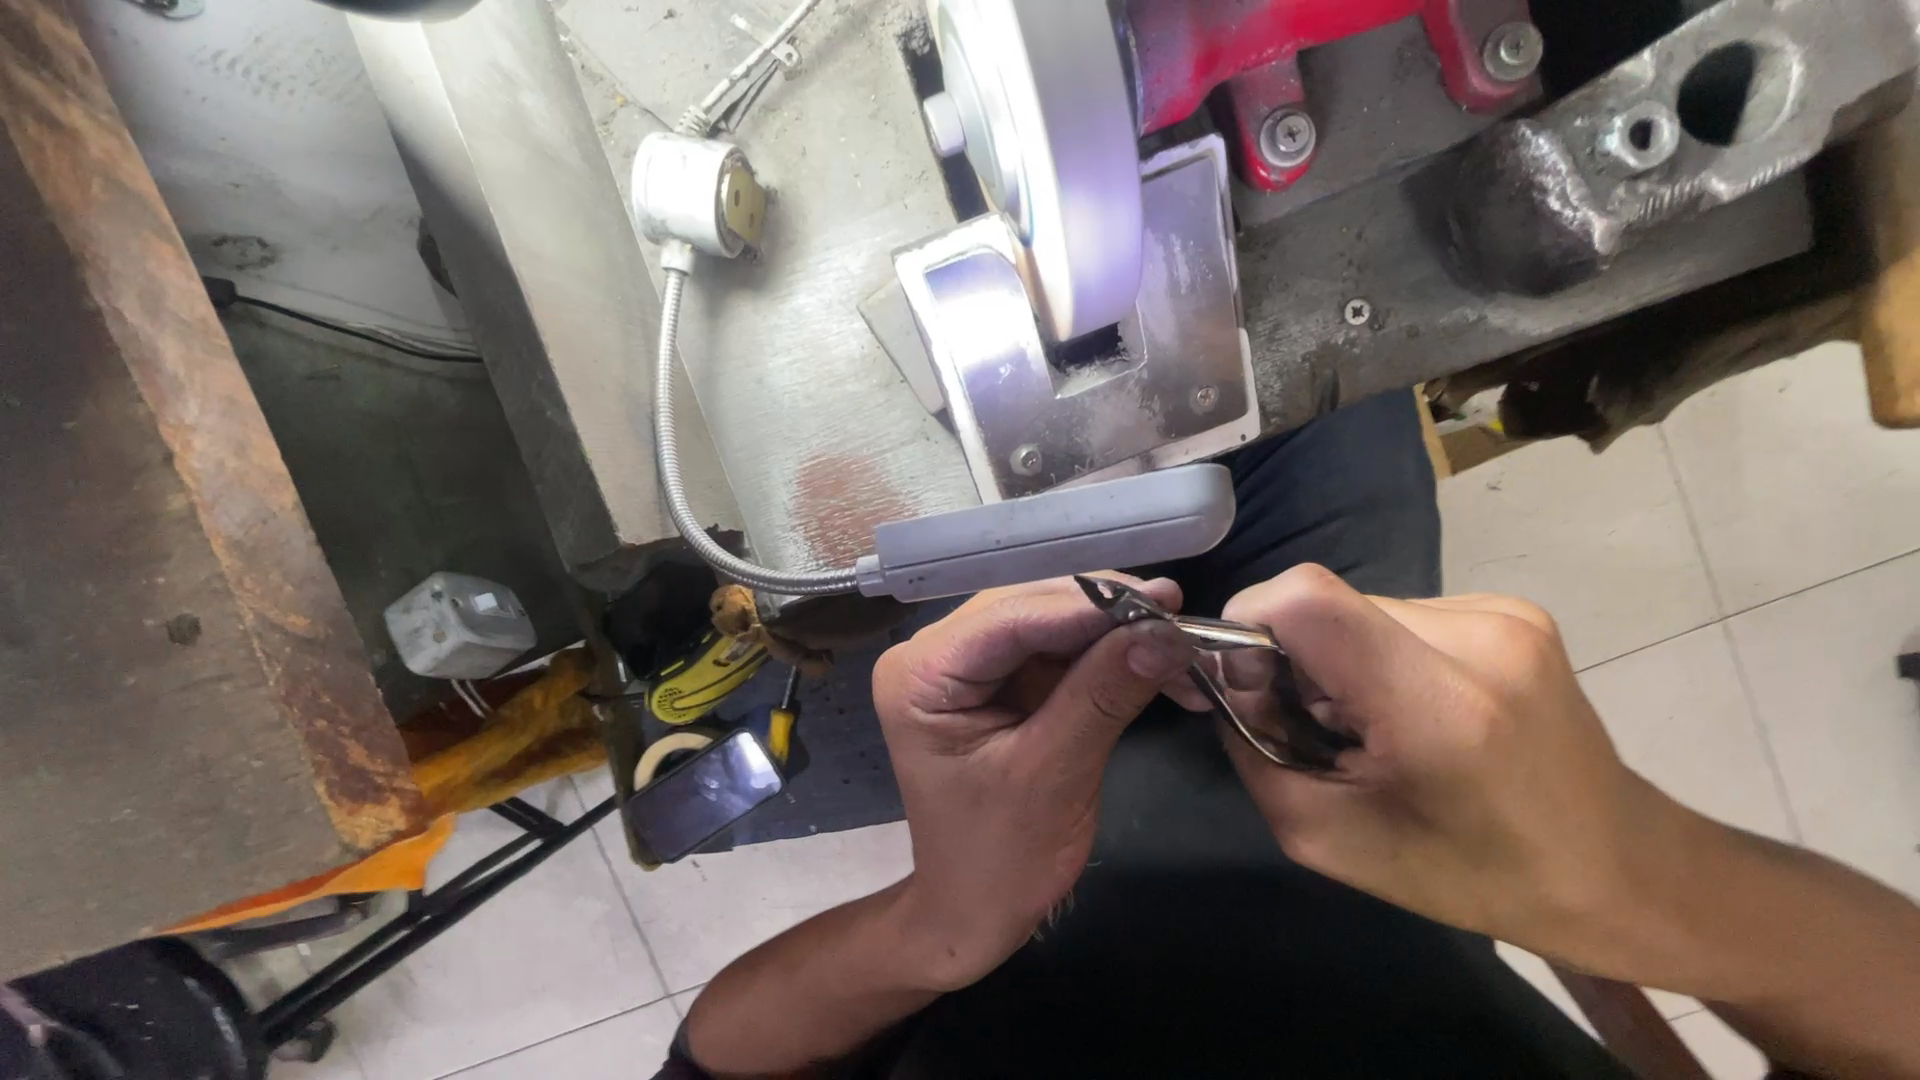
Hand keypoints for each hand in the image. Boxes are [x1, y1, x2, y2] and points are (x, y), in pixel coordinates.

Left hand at [871, 576, 1194, 989]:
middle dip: (1107, 616)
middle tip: (1180, 618)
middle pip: (1030, 609)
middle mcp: (935, 654)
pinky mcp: (1002, 680)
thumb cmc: (999, 857)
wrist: (976, 908)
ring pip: (1052, 624)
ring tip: (1181, 644)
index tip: (1164, 600)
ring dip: (1117, 635)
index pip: (1009, 618)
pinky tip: (1158, 666)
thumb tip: (1165, 632)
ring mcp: (969, 664)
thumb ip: (1103, 695)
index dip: (1088, 606)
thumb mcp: (1052, 774)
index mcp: (920, 674)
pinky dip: (1109, 658)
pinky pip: (1061, 651)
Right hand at [1211, 565, 1676, 972]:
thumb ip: (1253, 751)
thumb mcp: (1328, 840)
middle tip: (1312, 723)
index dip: (1247, 620)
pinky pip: (1398, 612)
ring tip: (1368, 721)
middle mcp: (1476, 637)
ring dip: (1335, 655)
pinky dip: (1374, 651)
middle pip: (1324, 602)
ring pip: (1357, 605)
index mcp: (1437, 706)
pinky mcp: (1512, 609)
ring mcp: (1503, 614)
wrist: (1626, 871)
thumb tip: (1226, 678)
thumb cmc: (1474, 874)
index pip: (1306, 600)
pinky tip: (1409, 704)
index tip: (1243, 676)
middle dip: (1289, 654)